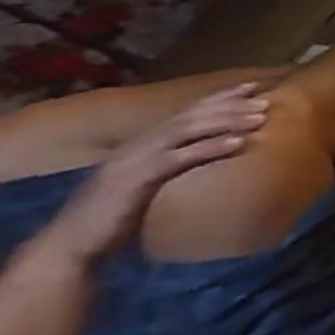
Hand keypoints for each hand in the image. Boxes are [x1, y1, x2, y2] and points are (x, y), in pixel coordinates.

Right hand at [29, 85, 264, 268]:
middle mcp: (136, 146)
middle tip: (265, 100)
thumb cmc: (115, 216)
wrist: (69, 247)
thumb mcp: (151, 181)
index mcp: (141, 144)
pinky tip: (237, 143)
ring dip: (225, 121)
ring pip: (185, 130)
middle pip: (190, 116)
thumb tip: (218, 151)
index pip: (185, 112)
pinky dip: (209, 148)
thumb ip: (176, 163)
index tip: (254, 87)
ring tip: (259, 117)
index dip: (219, 97)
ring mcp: (132, 161)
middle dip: (229, 105)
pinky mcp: (132, 180)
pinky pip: (177, 158)